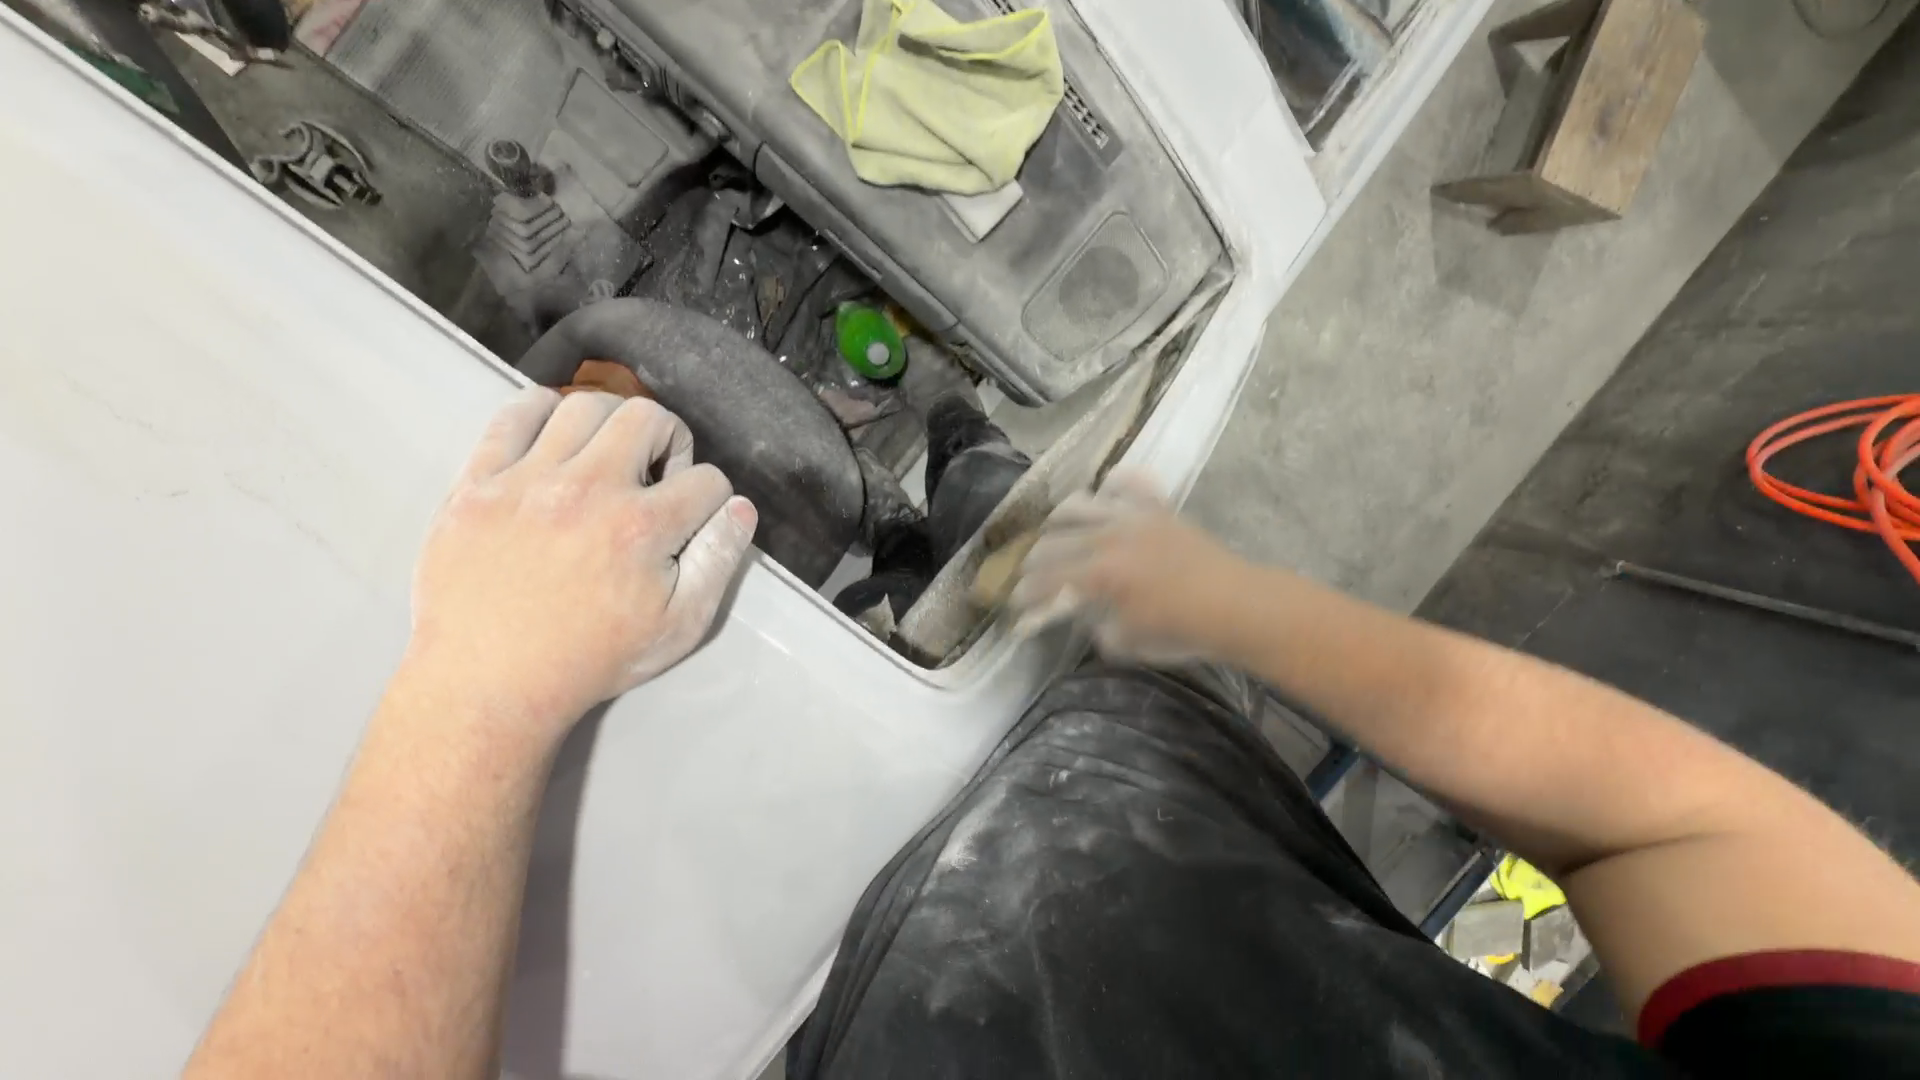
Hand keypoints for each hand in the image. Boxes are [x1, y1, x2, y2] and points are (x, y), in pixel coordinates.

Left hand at [404, 387, 757, 738]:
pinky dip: (542, 411)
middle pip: (649, 418)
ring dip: (611, 424)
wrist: (489, 682)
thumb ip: (718, 562)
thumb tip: (740, 508)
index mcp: (642, 528)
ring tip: (606, 458)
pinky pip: (512, 415)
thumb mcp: (679, 627)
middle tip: (656, 477)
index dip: (711, 496)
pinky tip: (554, 440)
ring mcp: (528, 480)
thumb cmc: (593, 658)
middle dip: (670, 441)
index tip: (691, 517)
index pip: (707, 479)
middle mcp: (588, 489)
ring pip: (585, 404)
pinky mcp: (477, 482)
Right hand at [1009, 471, 1247, 664]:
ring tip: (1053, 530)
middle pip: (1055, 541)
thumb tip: (1084, 614)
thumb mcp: (1127, 642)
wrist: (1237, 606)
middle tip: (1029, 574)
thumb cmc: (1182, 631)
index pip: (1048, 579)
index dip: (1026, 592)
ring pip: (1081, 505)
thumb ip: (1097, 626)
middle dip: (1033, 560)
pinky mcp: (1159, 510)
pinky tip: (1106, 490)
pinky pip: (1131, 484)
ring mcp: (1134, 518)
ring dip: (1059, 519)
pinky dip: (1115, 483)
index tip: (1016, 603)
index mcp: (1099, 573)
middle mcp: (1109, 537)